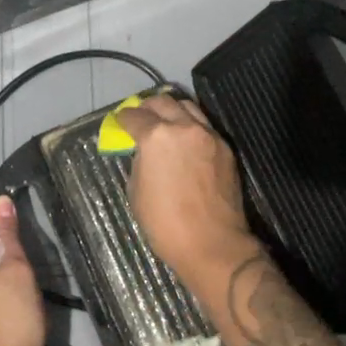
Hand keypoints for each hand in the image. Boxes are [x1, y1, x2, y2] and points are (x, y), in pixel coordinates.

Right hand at [117, 95, 256, 287]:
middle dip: (147, 107)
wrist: (211, 243)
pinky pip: (204, 126)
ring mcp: (208, 135)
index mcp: (156, 137)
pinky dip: (191, 125)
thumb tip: (145, 153)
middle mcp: (183, 127)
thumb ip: (140, 162)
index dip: (123, 118)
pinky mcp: (225, 147)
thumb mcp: (136, 191)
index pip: (134, 116)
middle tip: (141, 117)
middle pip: (163, 102)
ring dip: (172, 110)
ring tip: (165, 121)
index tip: (120, 122)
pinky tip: (185, 140)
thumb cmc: (165, 223)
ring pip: (188, 107)